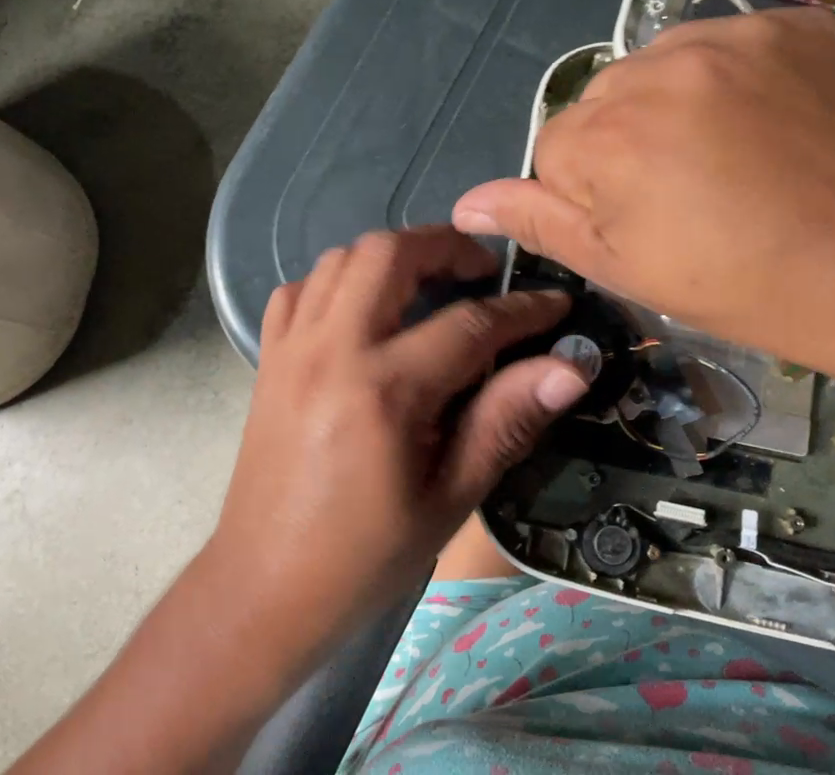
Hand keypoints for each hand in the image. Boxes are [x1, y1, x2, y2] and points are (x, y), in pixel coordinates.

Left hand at [213, 225, 588, 621]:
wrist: (265, 589)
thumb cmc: (366, 556)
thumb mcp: (450, 498)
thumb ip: (506, 421)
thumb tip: (570, 368)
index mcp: (383, 390)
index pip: (469, 325)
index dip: (522, 310)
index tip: (557, 303)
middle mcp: (331, 350)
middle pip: (390, 253)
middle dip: (446, 246)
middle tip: (484, 272)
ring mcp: (291, 349)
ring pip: (342, 258)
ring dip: (393, 257)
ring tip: (430, 286)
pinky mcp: (269, 360)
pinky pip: (301, 289)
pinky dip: (339, 281)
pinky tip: (365, 312)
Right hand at [451, 9, 834, 376]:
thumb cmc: (748, 286)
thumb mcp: (629, 269)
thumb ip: (542, 223)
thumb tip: (467, 203)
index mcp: (606, 136)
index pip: (557, 150)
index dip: (596, 196)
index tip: (649, 225)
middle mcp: (657, 67)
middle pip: (606, 100)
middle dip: (630, 144)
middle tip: (695, 197)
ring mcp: (735, 34)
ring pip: (664, 66)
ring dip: (679, 104)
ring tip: (737, 158)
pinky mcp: (797, 21)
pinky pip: (733, 42)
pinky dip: (739, 78)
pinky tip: (775, 125)